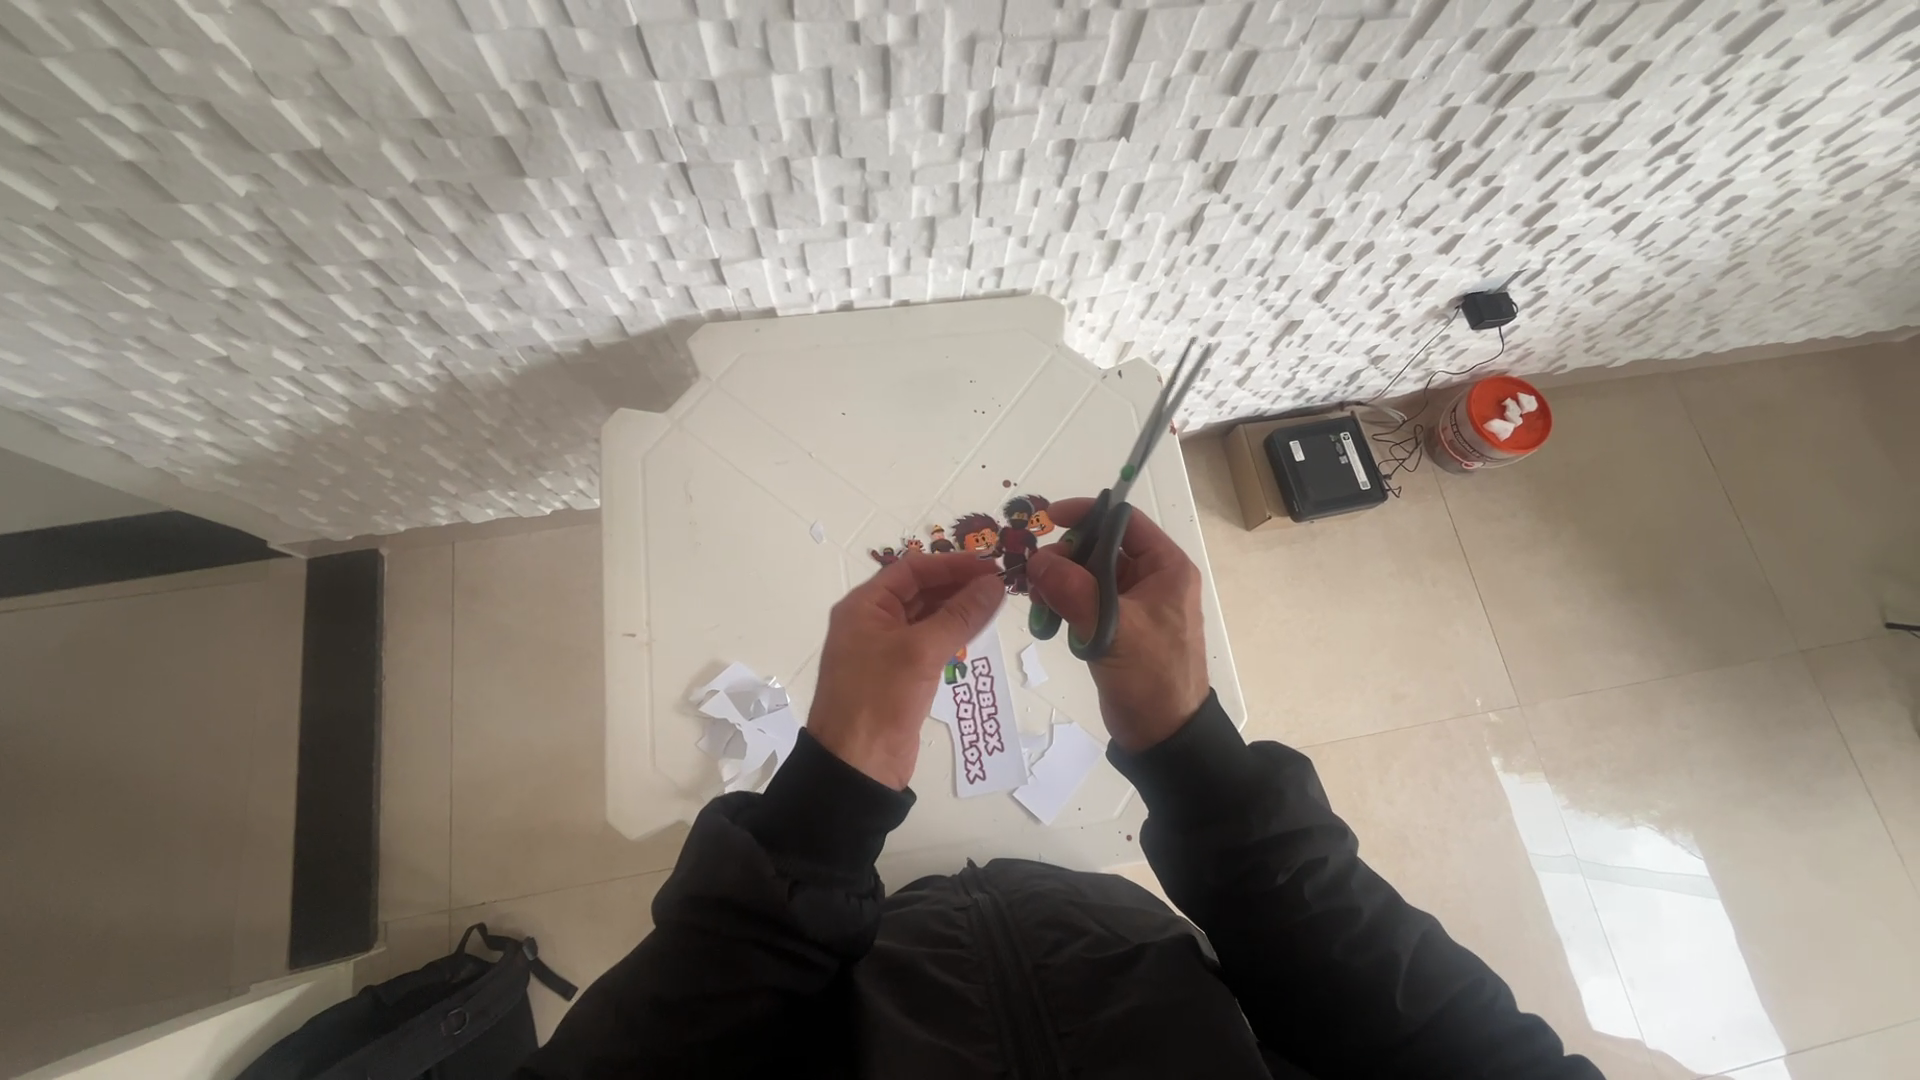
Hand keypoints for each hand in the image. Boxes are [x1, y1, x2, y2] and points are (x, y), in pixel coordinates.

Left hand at [808, 554, 1006, 788]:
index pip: (912, 570)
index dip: (952, 564)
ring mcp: (885, 650)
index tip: (991, 565)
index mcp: (864, 606)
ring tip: (996, 604)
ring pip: (926, 617)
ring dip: (958, 609)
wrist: (856, 766)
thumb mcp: (921, 651)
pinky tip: (977, 632)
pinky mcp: (899, 676)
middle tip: (1000, 584)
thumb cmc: (879, 698)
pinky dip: (952, 635)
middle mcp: (872, 621)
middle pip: (919, 591)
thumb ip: (960, 615)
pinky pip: (928, 643)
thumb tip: (995, 584)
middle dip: (957, 585)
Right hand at [1028, 499, 1209, 752]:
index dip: (1087, 514)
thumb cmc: (1151, 677)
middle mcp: (1151, 579)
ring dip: (1059, 584)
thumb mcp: (1113, 628)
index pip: (1124, 521)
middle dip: (1066, 557)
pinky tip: (1047, 620)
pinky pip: (1083, 602)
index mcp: (1165, 568)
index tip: (1049, 519)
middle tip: (1037, 576)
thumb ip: (1073, 589)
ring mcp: (1132, 604)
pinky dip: (1063, 605)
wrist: (1163, 734)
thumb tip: (1038, 560)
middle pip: (1099, 548)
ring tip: (1038, 603)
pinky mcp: (1116, 627)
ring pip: (1086, 575)